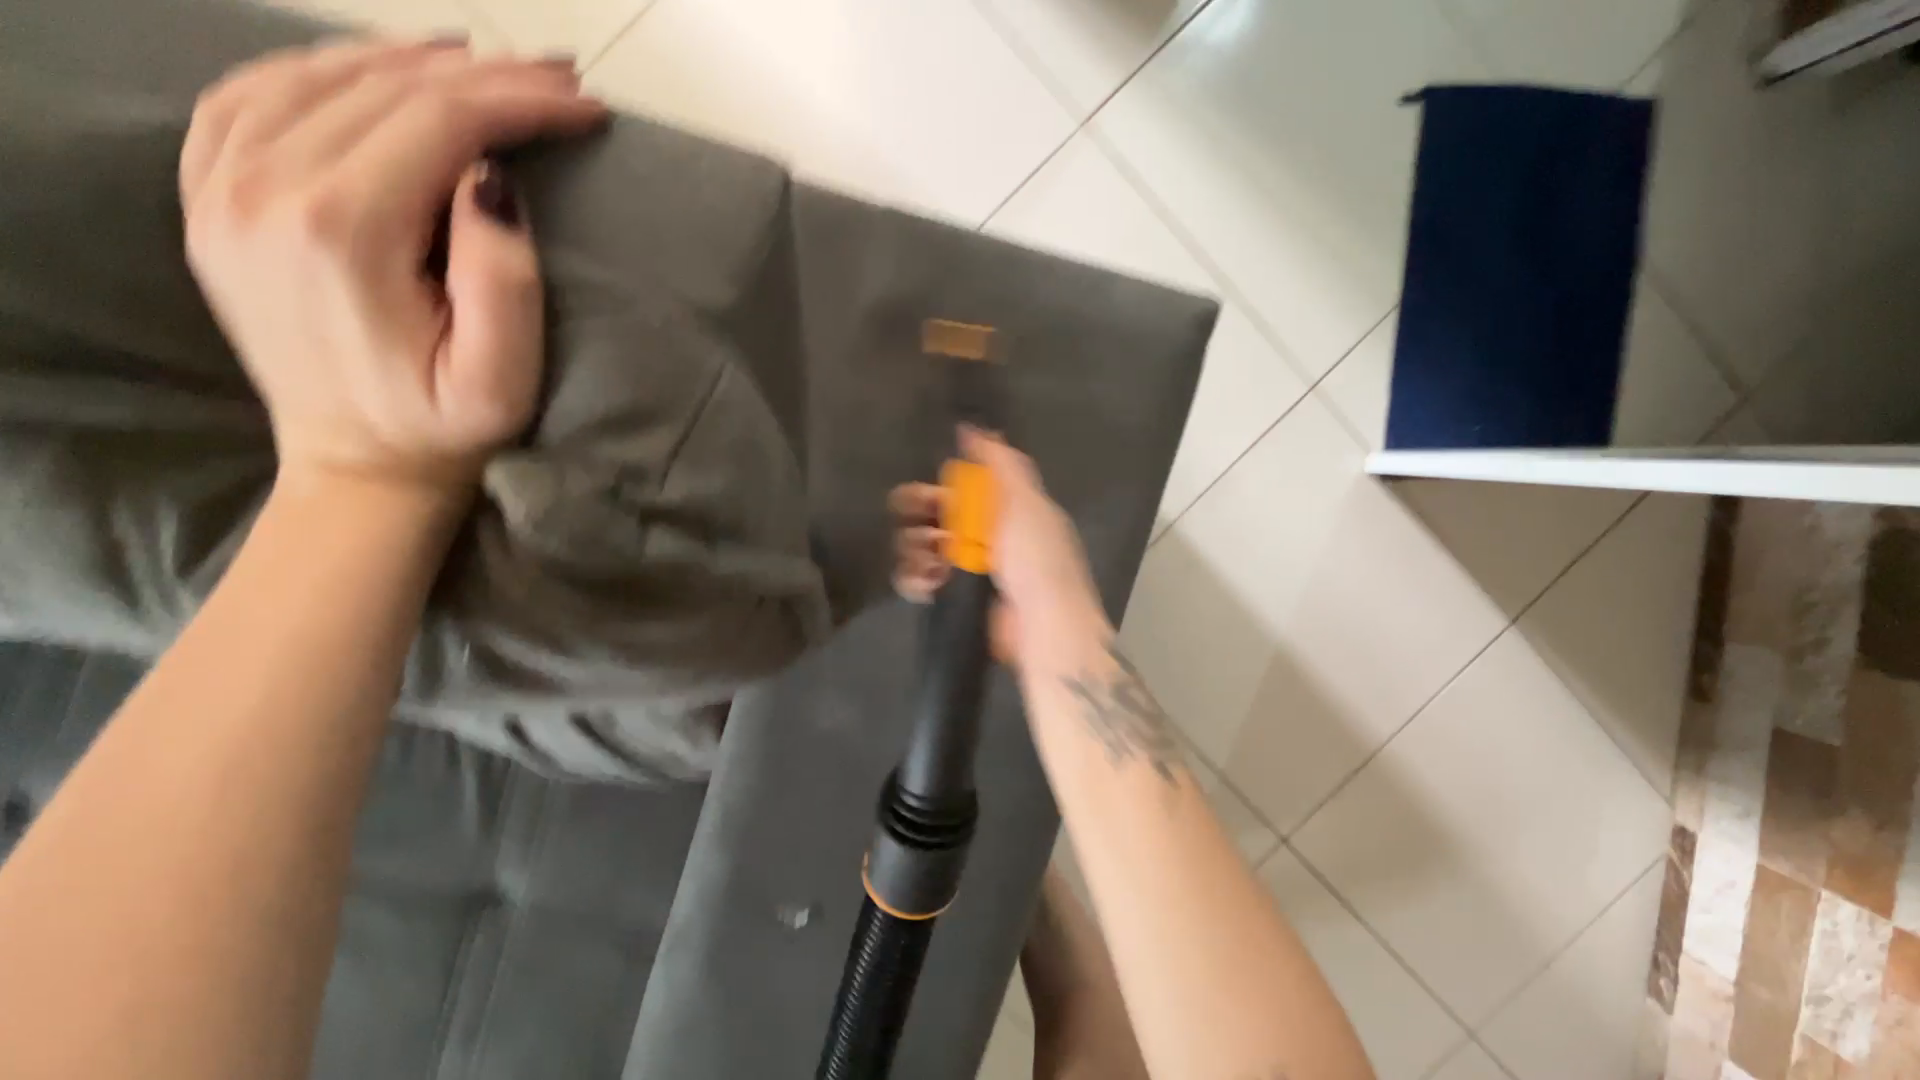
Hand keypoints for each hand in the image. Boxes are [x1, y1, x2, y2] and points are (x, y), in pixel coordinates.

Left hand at [179, 39, 607, 493]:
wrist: (356, 466)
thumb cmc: (443, 429)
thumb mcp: (501, 379)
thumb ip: (503, 277)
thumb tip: (491, 176)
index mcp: (342, 233)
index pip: (440, 121)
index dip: (520, 100)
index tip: (583, 104)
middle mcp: (264, 191)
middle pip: (384, 88)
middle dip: (484, 75)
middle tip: (556, 78)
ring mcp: (222, 189)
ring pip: (317, 74)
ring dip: (408, 60)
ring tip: (480, 63)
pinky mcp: (211, 199)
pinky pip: (250, 95)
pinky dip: (318, 68)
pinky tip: (371, 73)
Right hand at [892, 429, 1109, 671]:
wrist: (1043, 624)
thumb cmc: (1037, 558)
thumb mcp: (1026, 501)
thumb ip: (1000, 462)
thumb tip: (972, 427)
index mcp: (1005, 510)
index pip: (959, 491)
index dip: (936, 490)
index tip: (921, 495)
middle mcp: (985, 538)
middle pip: (934, 519)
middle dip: (917, 519)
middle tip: (913, 528)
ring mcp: (969, 572)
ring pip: (922, 550)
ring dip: (915, 550)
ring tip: (928, 562)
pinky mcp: (955, 601)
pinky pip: (921, 582)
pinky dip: (915, 579)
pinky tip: (925, 582)